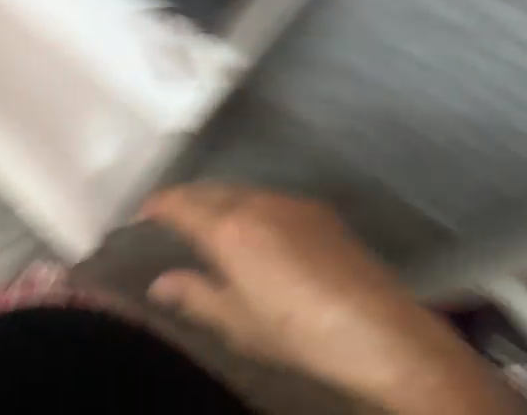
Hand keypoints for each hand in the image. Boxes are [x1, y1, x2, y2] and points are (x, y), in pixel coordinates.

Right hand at [142, 186, 513, 414]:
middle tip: (169, 220)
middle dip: (184, 200)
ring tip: (209, 224)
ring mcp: (290, 202)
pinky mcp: (319, 211)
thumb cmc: (302, 334)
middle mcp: (255, 201)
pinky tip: (256, 232)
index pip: (178, 203)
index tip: (140, 216)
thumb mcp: (241, 324)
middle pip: (207, 190)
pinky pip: (268, 198)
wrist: (386, 335)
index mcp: (229, 227)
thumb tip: (160, 282)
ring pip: (239, 190)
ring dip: (217, 200)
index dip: (155, 206)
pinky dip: (248, 206)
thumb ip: (195, 296)